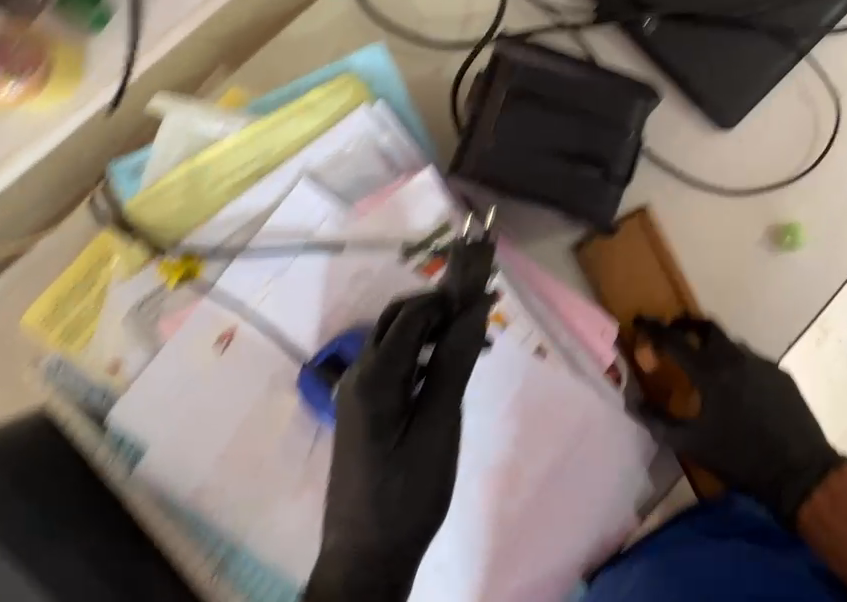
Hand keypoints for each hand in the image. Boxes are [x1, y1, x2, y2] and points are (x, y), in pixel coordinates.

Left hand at [309, 249, 493, 601]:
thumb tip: (475, 305)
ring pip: (396, 340)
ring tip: (473, 340)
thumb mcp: (439, 425)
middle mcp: (358, 374)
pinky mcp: (363, 411)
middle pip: (399, 319)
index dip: (450, 294)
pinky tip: (448, 370)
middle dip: (439, 306)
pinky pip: (393, 365)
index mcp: (374, 375)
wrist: (366, 556)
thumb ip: (455, 362)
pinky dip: (422, 354)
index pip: (414, 312)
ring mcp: (357, 394)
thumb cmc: (409, 492)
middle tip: (482, 312)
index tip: (489, 289)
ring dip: (433, 329)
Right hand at [630, 317, 846, 526]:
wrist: (799, 471)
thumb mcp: (691, 444)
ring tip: (706, 369)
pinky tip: (738, 391)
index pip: (674, 340)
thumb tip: (633, 402)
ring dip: (714, 348)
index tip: (641, 321)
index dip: (654, 329)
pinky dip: (737, 367)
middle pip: (707, 327)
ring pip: (731, 344)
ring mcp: (762, 363)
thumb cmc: (740, 459)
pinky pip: (752, 362)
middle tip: (674, 335)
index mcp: (710, 372)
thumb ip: (658, 421)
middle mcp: (736, 357)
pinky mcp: (780, 374)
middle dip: (687, 326)